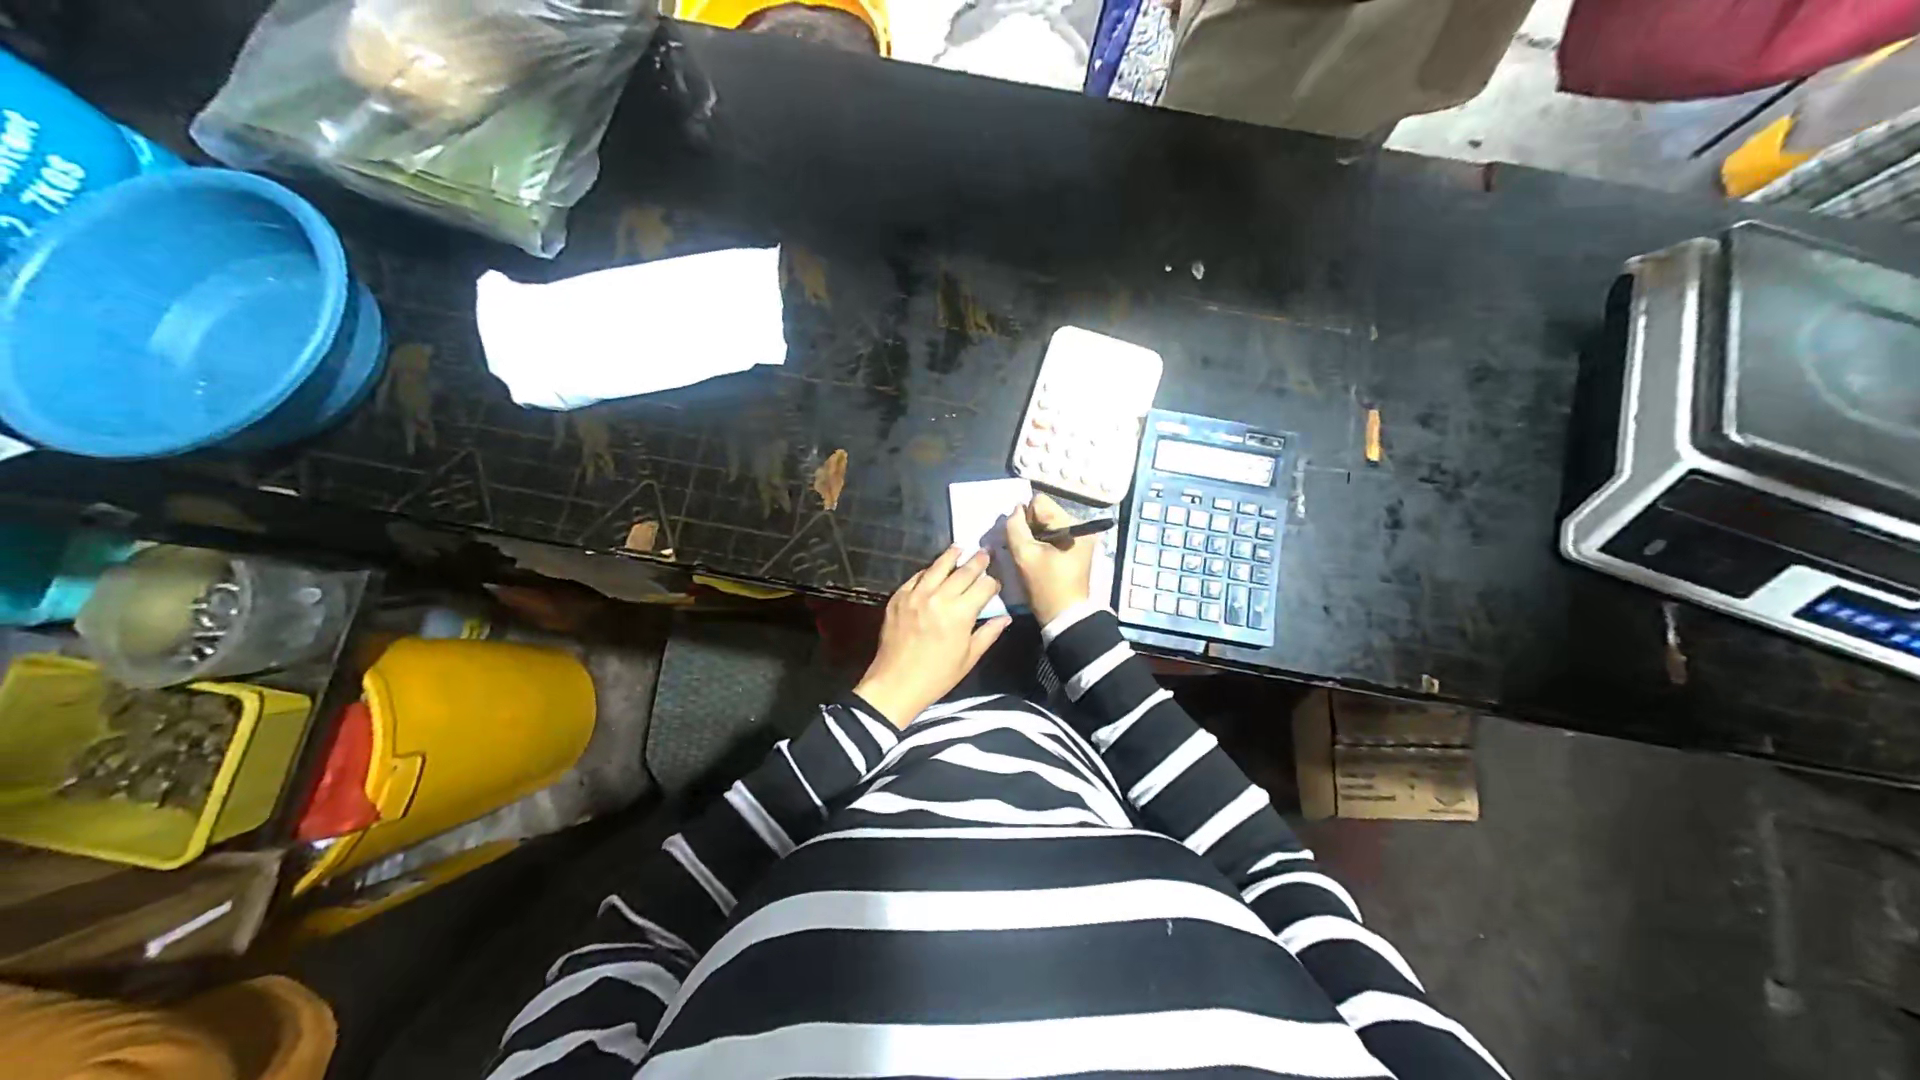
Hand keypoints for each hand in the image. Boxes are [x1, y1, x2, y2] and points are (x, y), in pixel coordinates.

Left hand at [854, 547, 1011, 727]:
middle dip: (977, 561)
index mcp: (960, 613)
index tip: (996, 583)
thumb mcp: (969, 658)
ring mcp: (916, 595)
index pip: (983, 587)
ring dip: (951, 556)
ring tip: (960, 547)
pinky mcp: (899, 597)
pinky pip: (916, 577)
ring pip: (937, 567)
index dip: (993, 583)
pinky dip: (928, 570)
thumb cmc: (937, 676)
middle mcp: (939, 597)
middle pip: (963, 572)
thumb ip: (988, 633)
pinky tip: (934, 568)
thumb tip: (1004, 617)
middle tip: (985, 552)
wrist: (896, 683)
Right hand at [1005, 493, 1096, 625]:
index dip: (1025, 518)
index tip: (1024, 540)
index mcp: (1074, 526)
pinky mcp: (1076, 548)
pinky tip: (1039, 559)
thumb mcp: (1025, 556)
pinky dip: (1043, 543)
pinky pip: (1053, 535)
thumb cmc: (1045, 587)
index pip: (1040, 503)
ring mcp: (1080, 537)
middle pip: (1045, 512)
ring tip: (1032, 556)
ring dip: (1035, 536)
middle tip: (1026, 550)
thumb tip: (1016, 509)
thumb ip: (1015, 527)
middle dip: (1031, 528)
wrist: (1064, 617)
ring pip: (1047, 523)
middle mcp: (1081, 526)